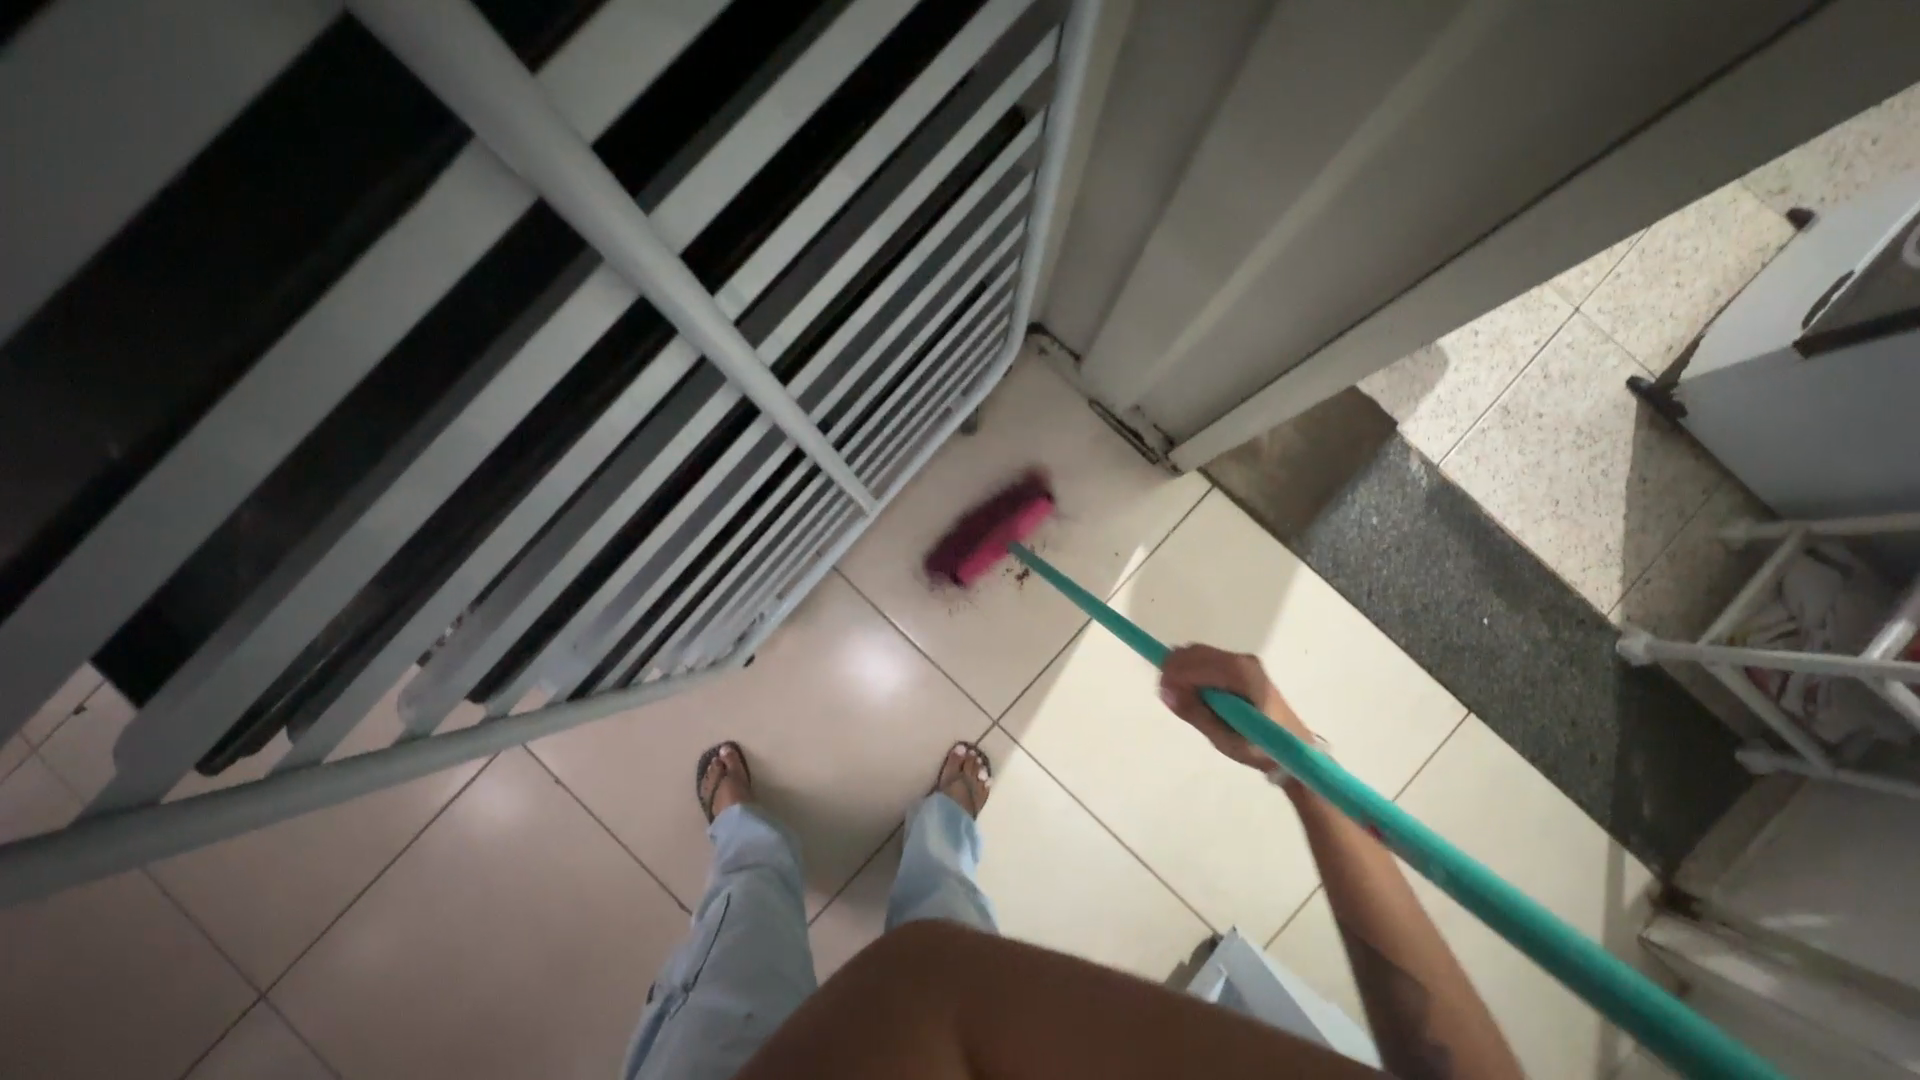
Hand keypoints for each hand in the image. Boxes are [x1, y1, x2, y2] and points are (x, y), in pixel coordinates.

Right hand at [1158, 644, 1314, 772]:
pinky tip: (1200, 696)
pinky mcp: (1240, 666)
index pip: (1196, 661)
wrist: (1294, 746)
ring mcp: (1243, 661)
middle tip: (1173, 700)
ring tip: (1187, 701)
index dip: (1173, 674)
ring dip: (1184, 673)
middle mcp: (1242, 660)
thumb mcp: (1224, 739)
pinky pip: (1206, 660)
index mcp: (1242, 675)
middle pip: (1194, 652)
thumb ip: (1195, 713)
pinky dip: (1194, 673)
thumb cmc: (1261, 747)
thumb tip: (1165, 690)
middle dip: (1176, 672)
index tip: (1165, 694)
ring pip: (1198, 654)